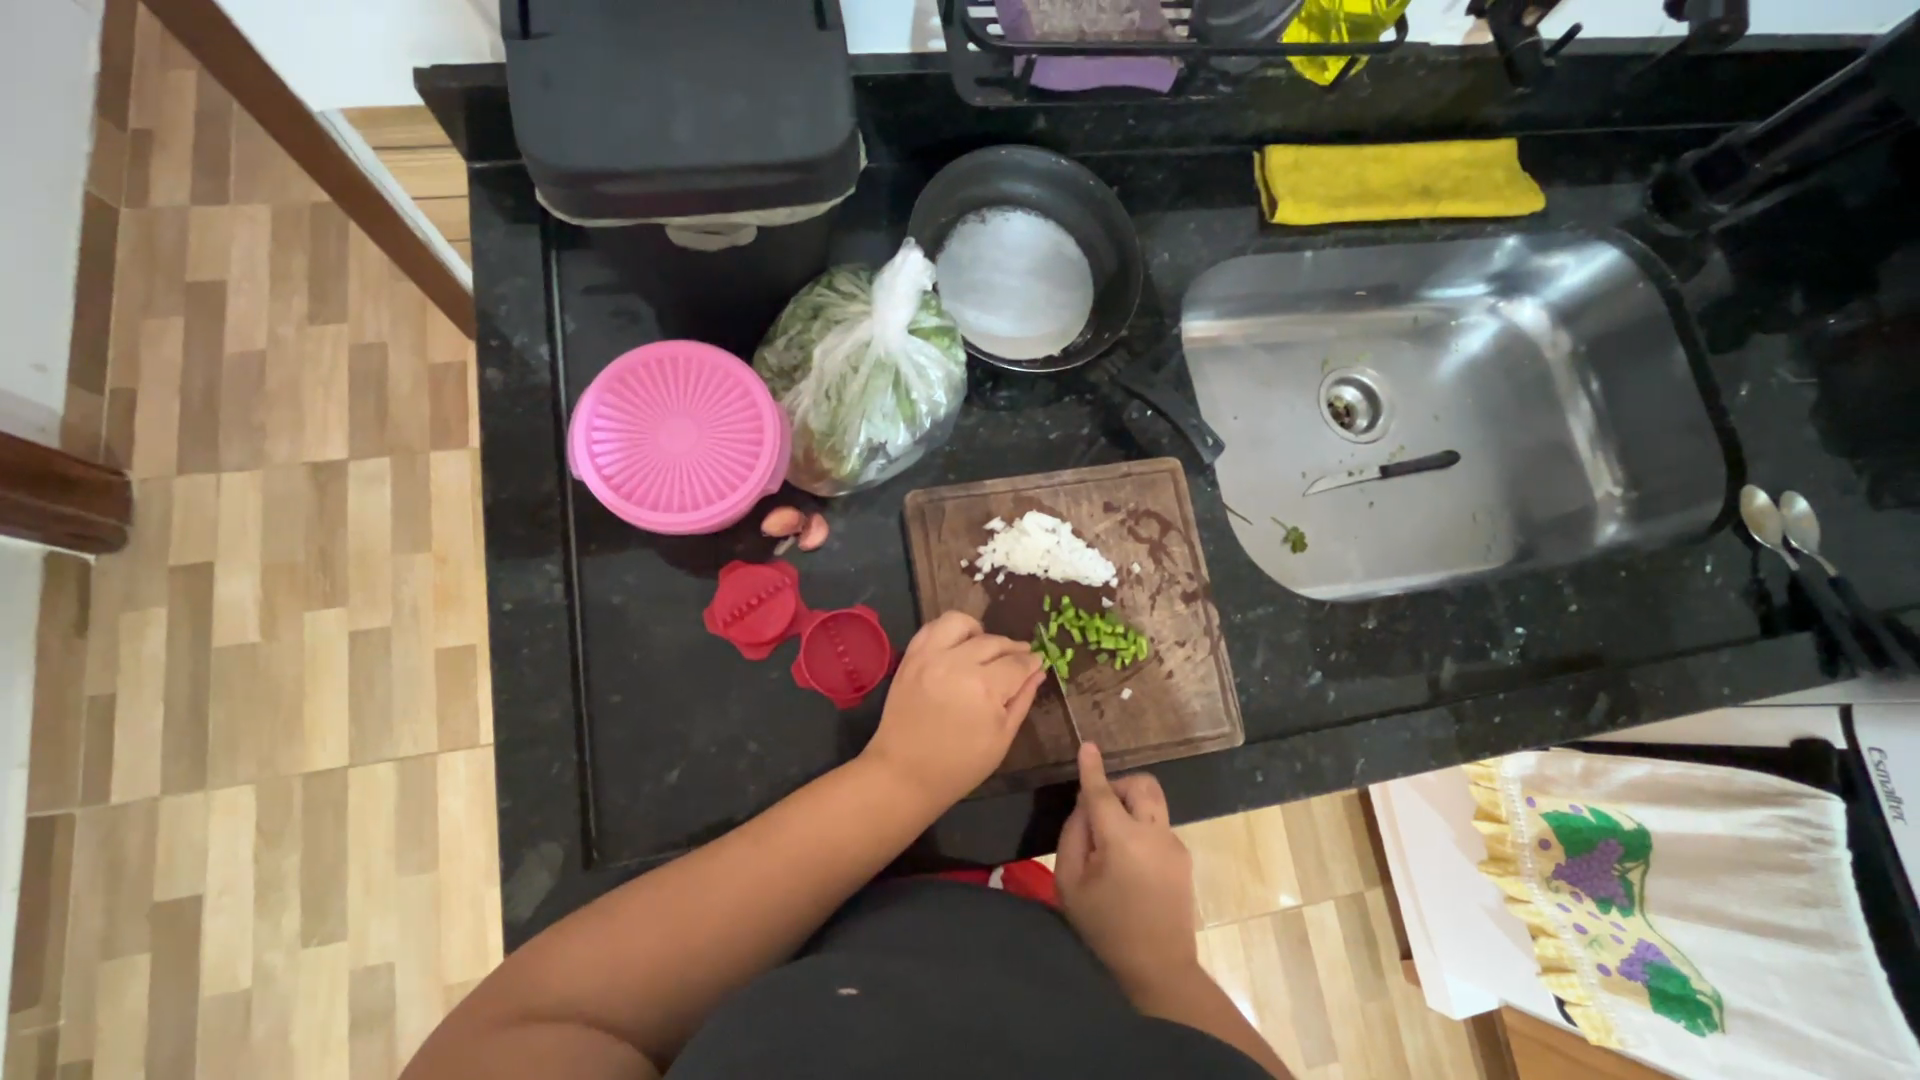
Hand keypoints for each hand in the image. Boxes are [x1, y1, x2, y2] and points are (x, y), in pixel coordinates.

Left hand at [861, 612, 1046, 808]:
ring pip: (961, 623)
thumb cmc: (960, 766)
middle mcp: (957, 664)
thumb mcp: (1002, 738)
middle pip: (994, 642)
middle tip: (1019, 658)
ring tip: (985, 649)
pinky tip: (958, 646)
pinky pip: (932, 628)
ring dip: (979, 632)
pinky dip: (949, 631)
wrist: (904, 774)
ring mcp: (929, 657)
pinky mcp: (910, 658)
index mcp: (985, 688)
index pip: (1017, 664)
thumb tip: (1038, 671)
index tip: (1038, 663)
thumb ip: (1022, 700)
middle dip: (1012, 649)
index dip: (1032, 662)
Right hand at [1055, 742, 1197, 993]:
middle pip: (1142, 785)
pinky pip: (1158, 827)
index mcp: (1123, 840)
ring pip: (1153, 803)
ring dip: (1130, 806)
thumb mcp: (1070, 884)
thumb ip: (1073, 836)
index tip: (1087, 746)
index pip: (1103, 793)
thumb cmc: (1104, 929)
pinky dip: (1140, 828)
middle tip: (1098, 809)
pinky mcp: (1183, 859)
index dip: (1092, 768)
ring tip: (1111, 842)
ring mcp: (1175, 846)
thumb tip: (1085, 807)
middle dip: (1119, 785)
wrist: (1158, 969)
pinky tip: (1128, 863)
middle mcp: (1155, 834)